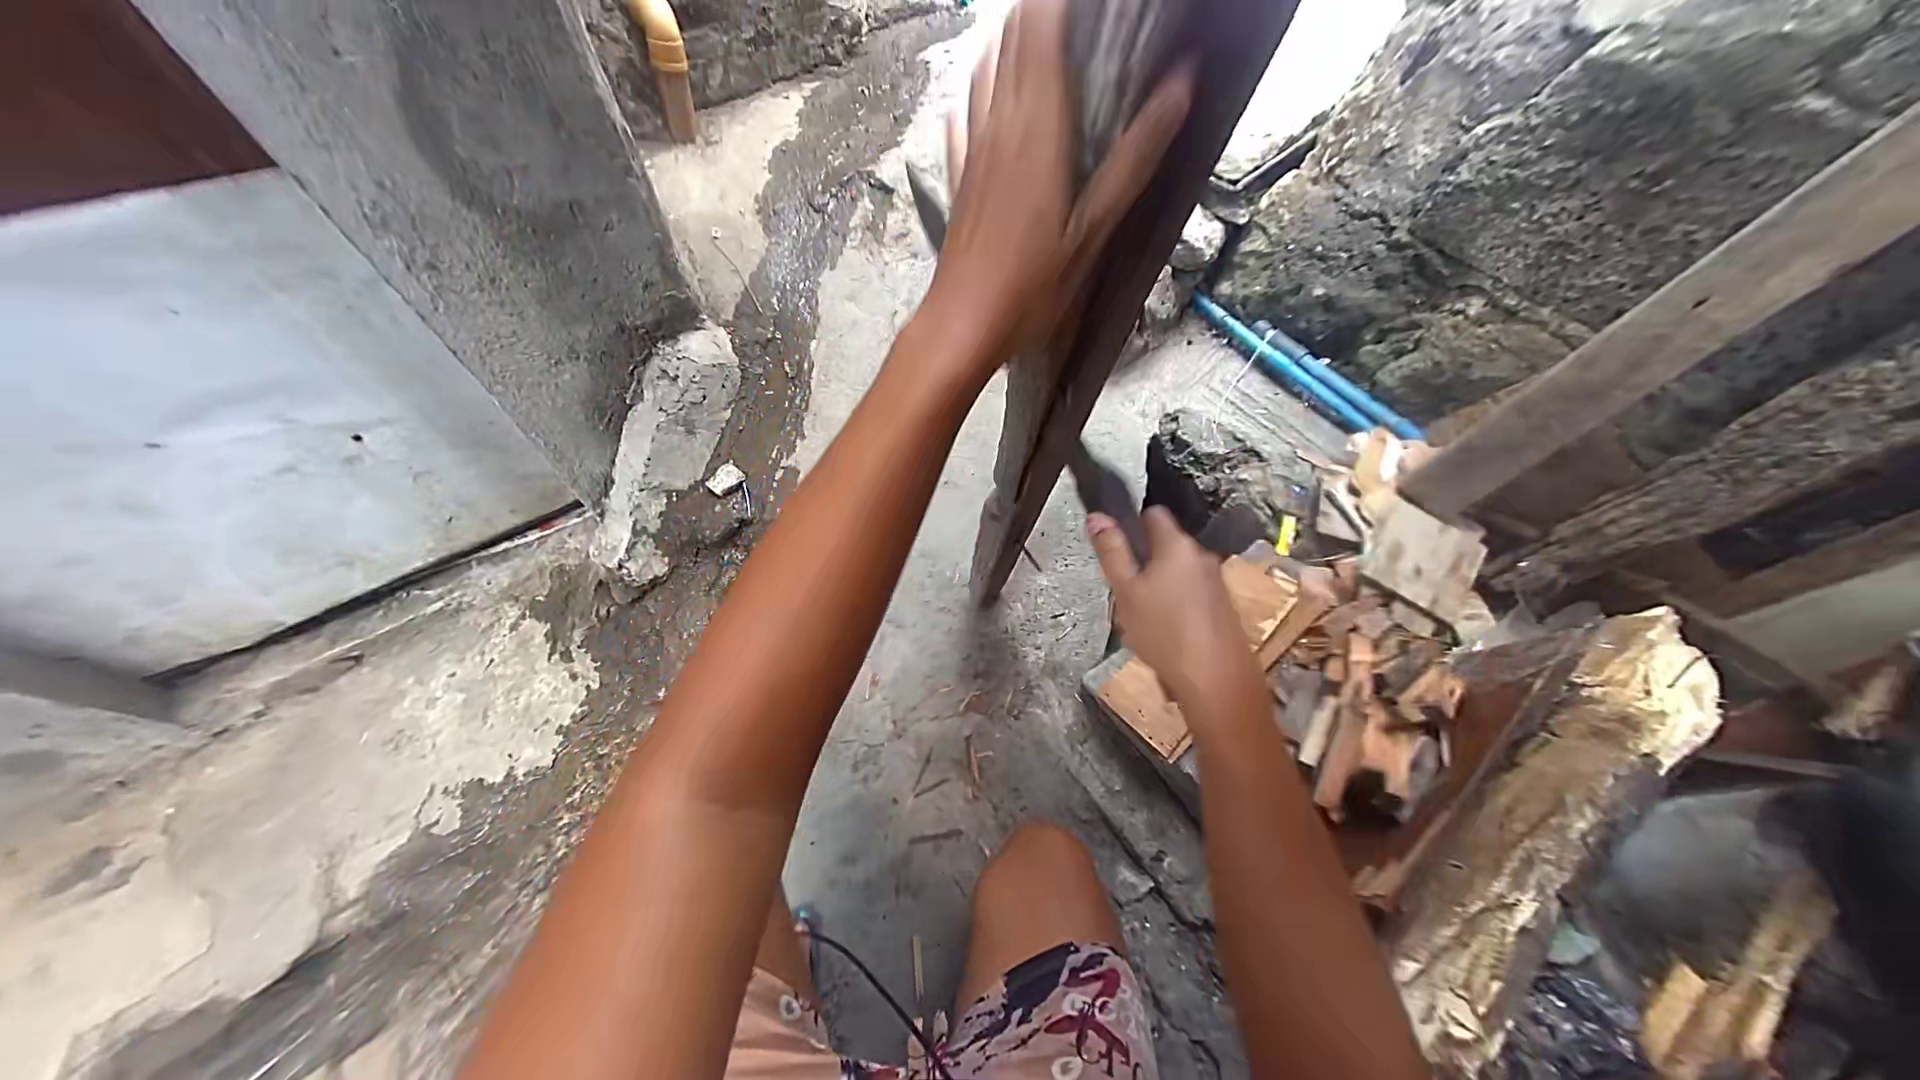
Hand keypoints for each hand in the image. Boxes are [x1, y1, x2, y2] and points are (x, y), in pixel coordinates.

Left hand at [924, 0, 1192, 370]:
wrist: (964, 323)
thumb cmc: (1028, 287)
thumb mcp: (1093, 230)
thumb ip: (1134, 157)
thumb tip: (1179, 89)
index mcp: (1036, 128)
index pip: (1043, 26)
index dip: (1064, 1)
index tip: (1094, 2)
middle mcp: (999, 126)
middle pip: (1013, 36)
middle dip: (1044, 9)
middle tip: (1077, 14)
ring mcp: (974, 150)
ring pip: (987, 68)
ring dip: (1012, 39)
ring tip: (1040, 31)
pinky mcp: (961, 176)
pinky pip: (965, 115)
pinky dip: (980, 89)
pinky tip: (985, 93)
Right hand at [1087, 508, 1261, 711]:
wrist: (1216, 680)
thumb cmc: (1165, 634)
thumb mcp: (1125, 591)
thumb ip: (1111, 552)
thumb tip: (1098, 518)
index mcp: (1176, 545)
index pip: (1153, 514)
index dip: (1131, 524)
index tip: (1117, 546)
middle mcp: (1201, 556)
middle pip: (1165, 545)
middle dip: (1143, 562)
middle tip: (1125, 590)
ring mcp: (1216, 582)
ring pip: (1178, 571)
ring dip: (1160, 586)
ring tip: (1144, 617)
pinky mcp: (1223, 606)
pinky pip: (1192, 593)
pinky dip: (1176, 605)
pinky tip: (1165, 632)